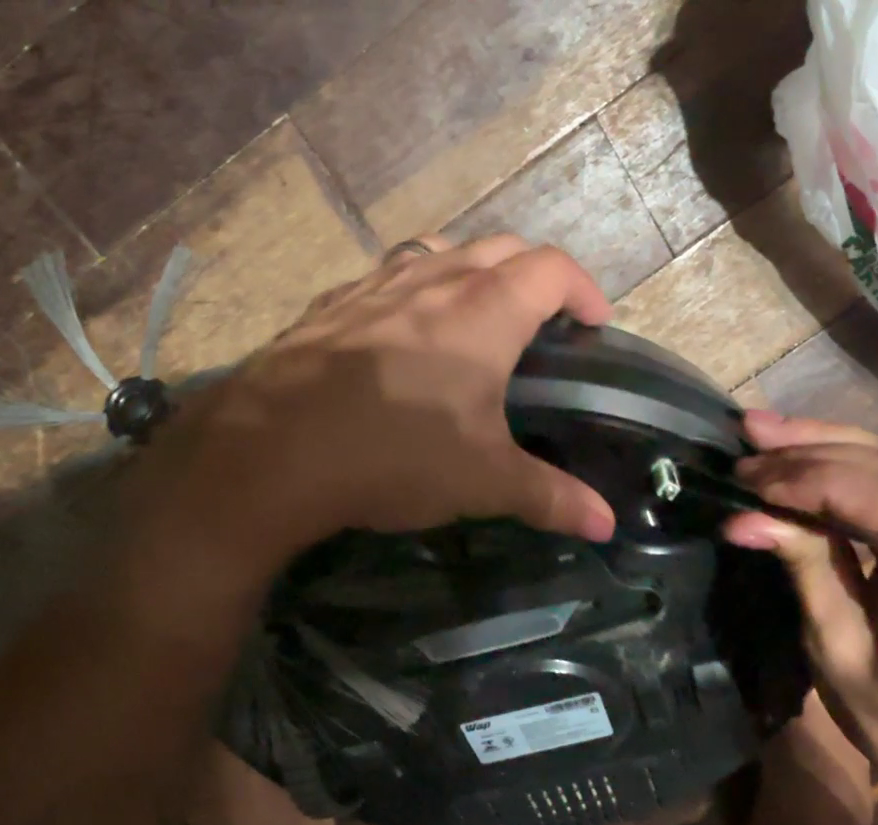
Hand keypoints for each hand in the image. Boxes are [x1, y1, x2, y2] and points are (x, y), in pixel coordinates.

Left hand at [115, 235, 617, 627]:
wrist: (270, 453)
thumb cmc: (395, 456)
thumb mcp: (483, 482)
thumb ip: (550, 498)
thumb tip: (607, 525)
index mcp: (484, 312)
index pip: (551, 269)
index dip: (584, 289)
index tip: (595, 325)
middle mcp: (432, 281)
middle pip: (499, 247)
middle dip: (533, 274)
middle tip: (544, 321)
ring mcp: (374, 287)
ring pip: (438, 251)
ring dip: (471, 270)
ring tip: (476, 316)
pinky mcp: (328, 306)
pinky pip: (384, 278)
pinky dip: (412, 289)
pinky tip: (399, 334)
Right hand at [723, 412, 877, 795]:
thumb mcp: (834, 649)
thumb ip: (805, 568)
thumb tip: (744, 517)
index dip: (824, 481)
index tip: (756, 479)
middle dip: (819, 452)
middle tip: (750, 442)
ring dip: (833, 445)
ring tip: (766, 433)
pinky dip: (854, 463)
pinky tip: (807, 450)